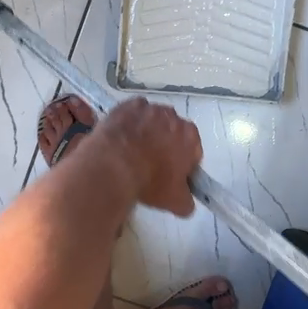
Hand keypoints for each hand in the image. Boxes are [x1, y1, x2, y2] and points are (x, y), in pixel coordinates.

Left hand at [93, 98, 201, 216]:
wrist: (114, 164)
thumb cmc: (150, 181)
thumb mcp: (174, 201)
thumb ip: (186, 200)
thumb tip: (186, 203)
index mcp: (190, 136)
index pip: (193, 151)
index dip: (183, 165)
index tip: (171, 176)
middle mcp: (173, 117)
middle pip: (172, 132)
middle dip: (165, 145)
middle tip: (151, 165)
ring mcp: (149, 108)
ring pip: (152, 121)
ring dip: (146, 132)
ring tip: (132, 152)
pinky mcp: (126, 105)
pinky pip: (131, 114)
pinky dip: (129, 123)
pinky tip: (121, 139)